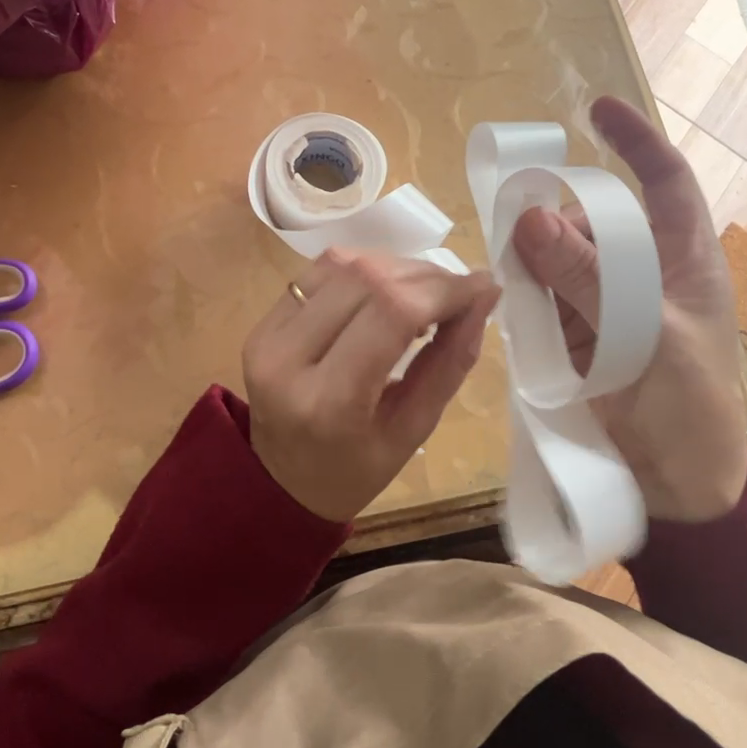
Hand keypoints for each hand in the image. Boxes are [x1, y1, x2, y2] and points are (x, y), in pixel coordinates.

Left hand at [244, 251, 499, 522]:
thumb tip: (485, 296)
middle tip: (459, 294)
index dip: (443, 290)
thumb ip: (450, 362)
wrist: (282, 482)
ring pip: (342, 265)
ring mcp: (267, 336)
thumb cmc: (356, 470)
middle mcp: (288, 359)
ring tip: (425, 295)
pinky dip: (364, 271)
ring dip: (396, 267)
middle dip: (425, 276)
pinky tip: (387, 293)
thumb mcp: (414, 430)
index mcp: (329, 403)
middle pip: (366, 279)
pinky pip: (319, 272)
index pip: (391, 313)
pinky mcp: (261, 323)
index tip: (483, 287)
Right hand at [511, 97, 746, 522]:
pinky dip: (523, 299)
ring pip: (559, 260)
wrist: (675, 487)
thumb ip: (590, 279)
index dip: (635, 143)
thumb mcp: (649, 336)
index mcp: (684, 263)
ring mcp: (605, 310)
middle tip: (522, 235)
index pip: (664, 184)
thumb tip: (531, 217)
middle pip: (595, 220)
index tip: (595, 110)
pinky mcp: (575, 342)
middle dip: (561, 218)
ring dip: (534, 261)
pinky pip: (540, 303)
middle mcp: (641, 277)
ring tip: (513, 277)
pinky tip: (510, 304)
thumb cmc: (689, 408)